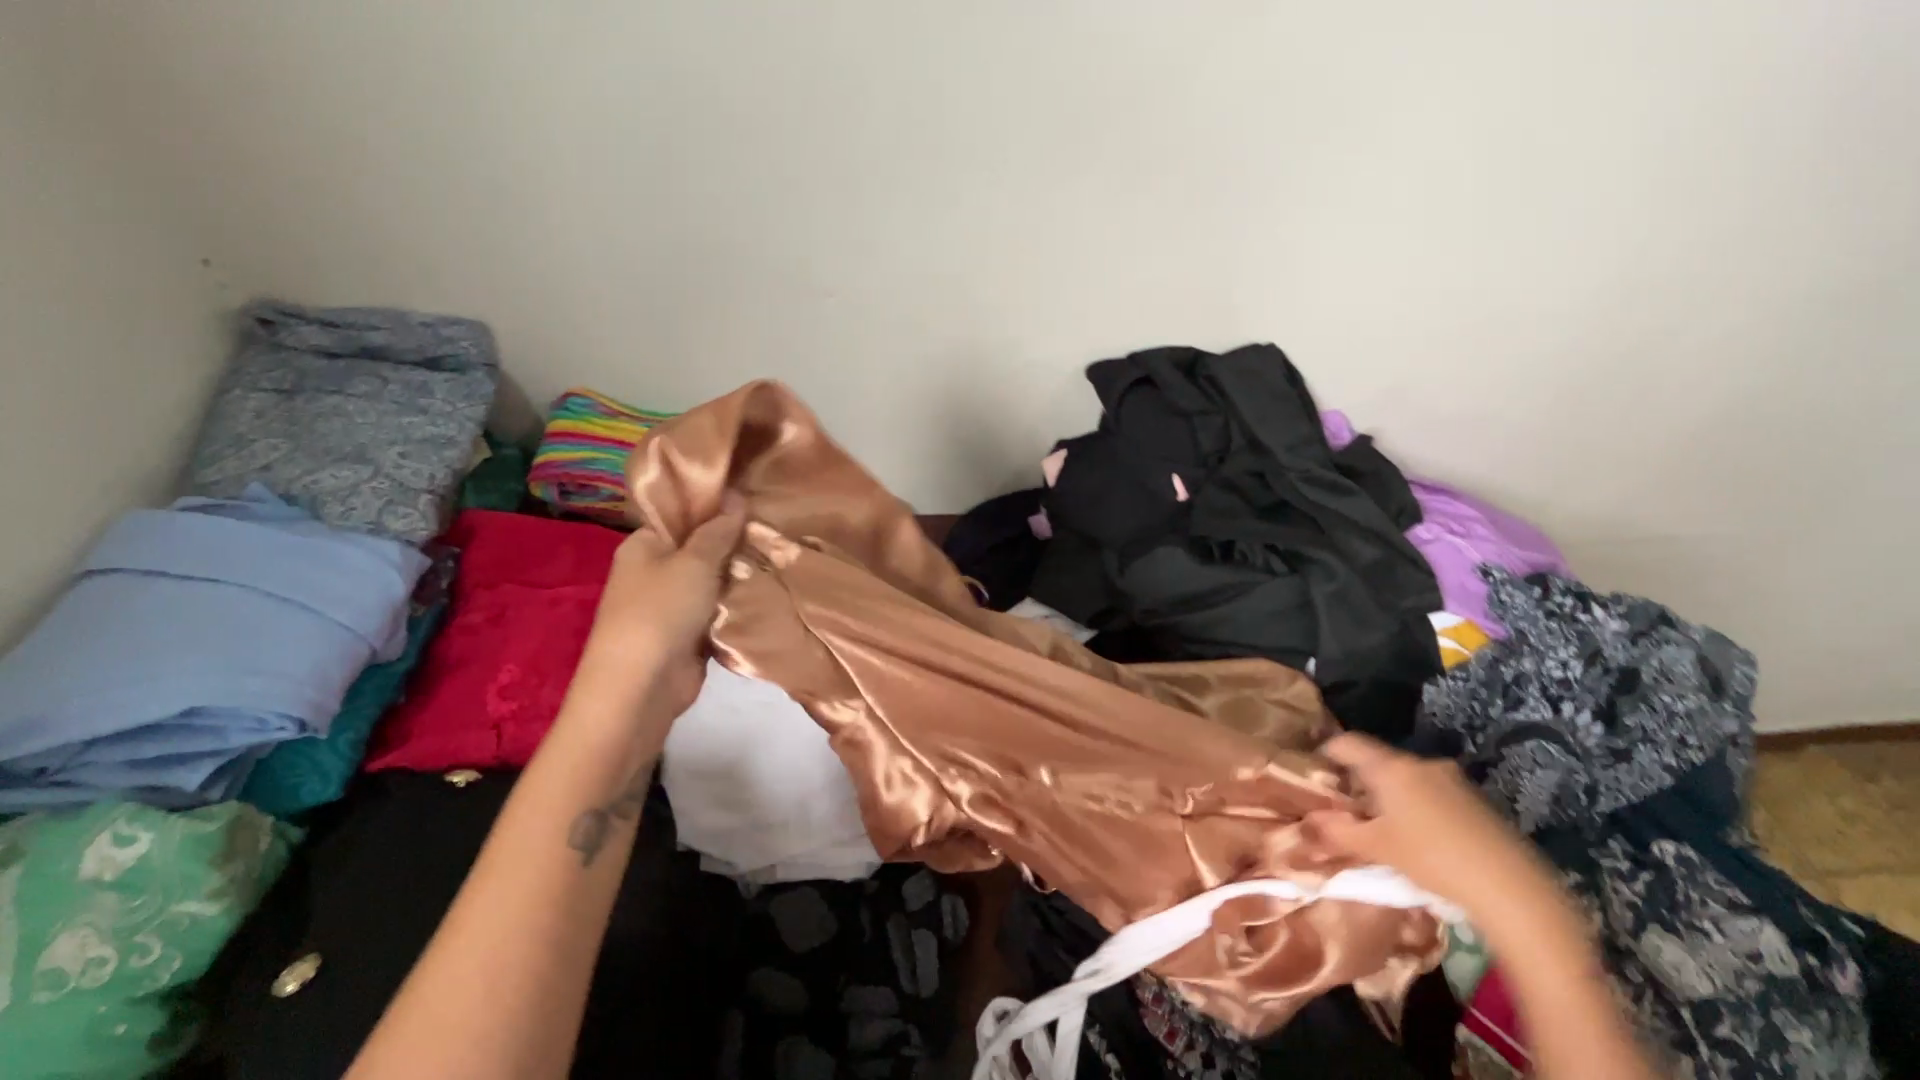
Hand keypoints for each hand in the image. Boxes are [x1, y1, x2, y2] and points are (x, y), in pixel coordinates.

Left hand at [572, 491, 747, 722]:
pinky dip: (736, 610)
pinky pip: (717, 613)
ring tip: (776, 565)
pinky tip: (766, 598)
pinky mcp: (687, 636)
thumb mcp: (694, 561)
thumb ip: (718, 530)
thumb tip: (734, 494)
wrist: (642, 686)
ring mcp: (669, 606)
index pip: (681, 516)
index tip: (753, 503)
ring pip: (714, 583)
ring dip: (739, 581)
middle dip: (733, 547)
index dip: (714, 508)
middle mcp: (653, 572)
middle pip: (701, 549)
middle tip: (770, 537)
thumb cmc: (661, 611)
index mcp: (643, 545)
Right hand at [1304, 733, 1559, 913]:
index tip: (1316, 770)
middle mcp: (1421, 764)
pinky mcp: (1475, 800)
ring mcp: (1453, 780)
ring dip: (1389, 796)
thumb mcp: (1376, 848)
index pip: (1349, 744)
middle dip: (1359, 782)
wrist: (1510, 885)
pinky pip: (1432, 793)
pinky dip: (1415, 807)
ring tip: (1381, 827)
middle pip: (1379, 762)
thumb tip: (1308, 823)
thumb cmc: (1431, 857)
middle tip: (1346, 808)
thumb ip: (1338, 832)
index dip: (1328, 752)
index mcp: (1392, 768)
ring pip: (1407, 779)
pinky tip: (1418, 838)